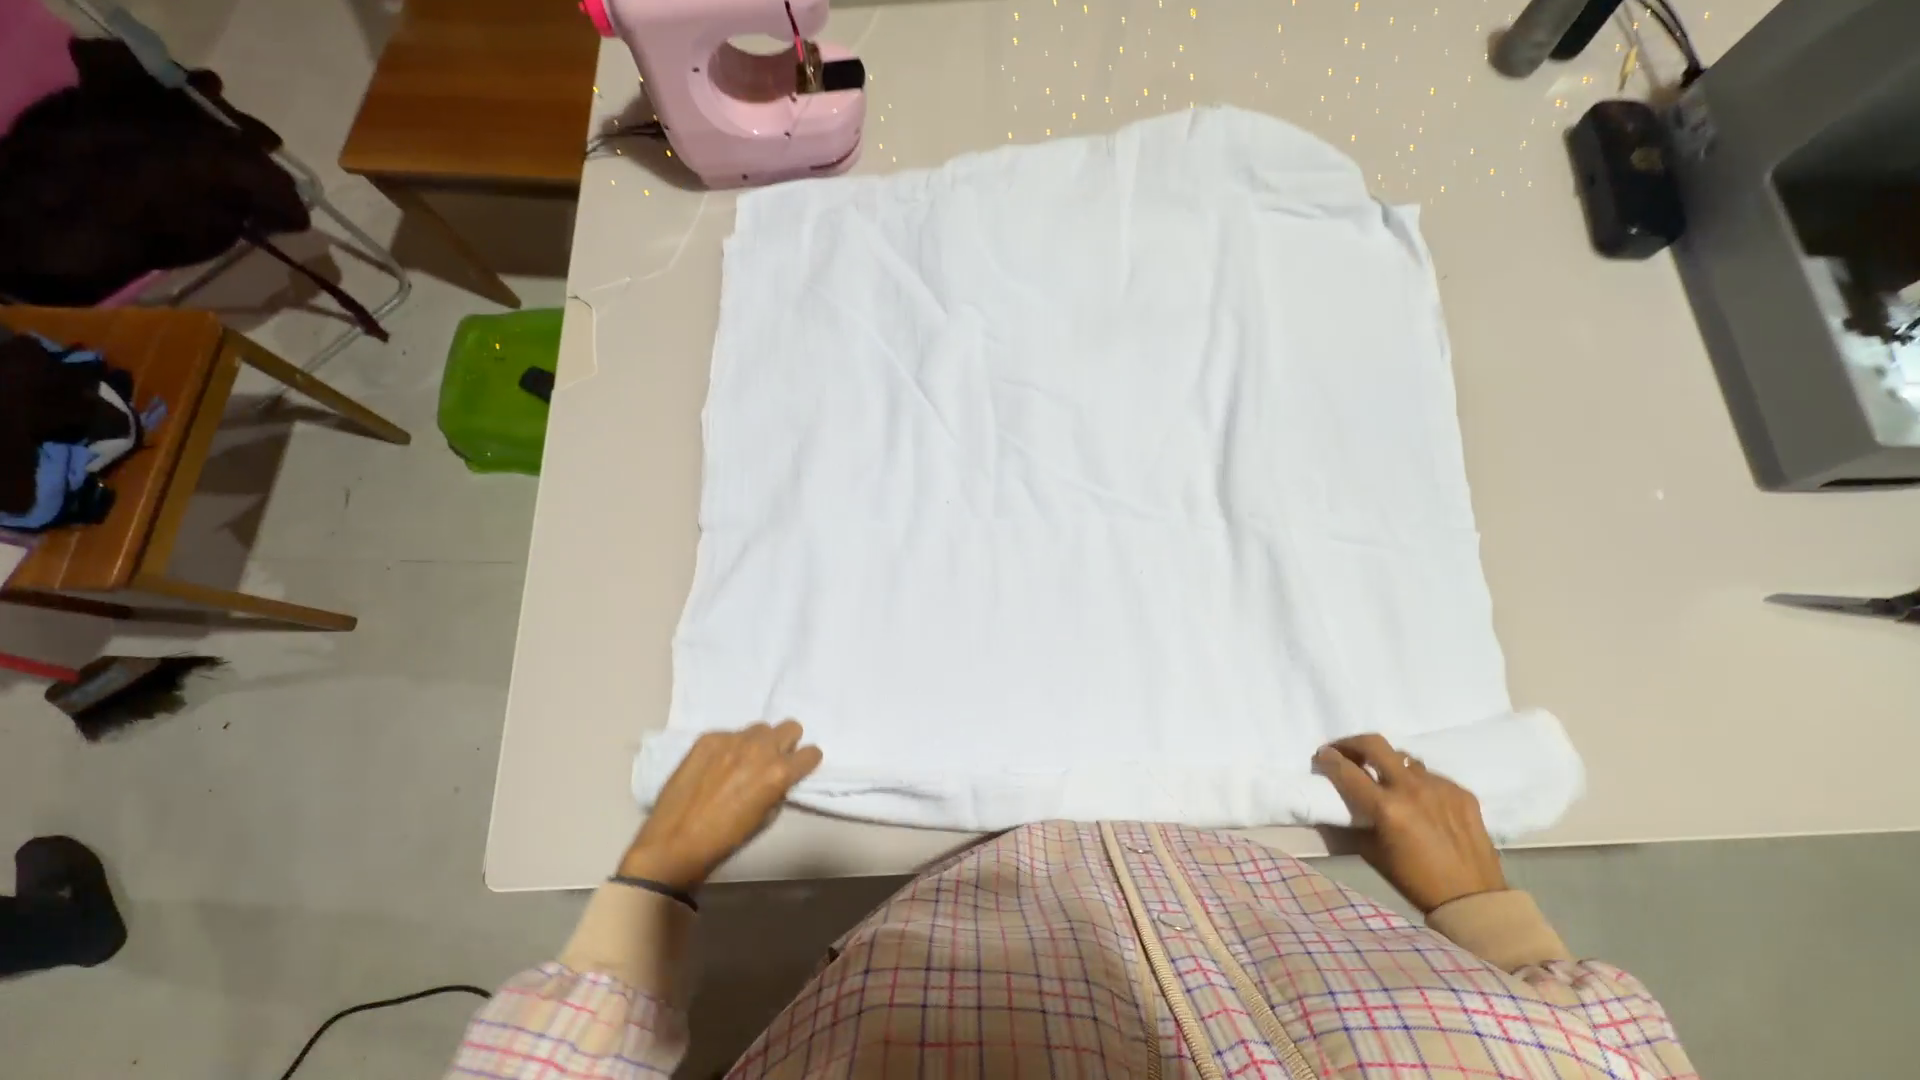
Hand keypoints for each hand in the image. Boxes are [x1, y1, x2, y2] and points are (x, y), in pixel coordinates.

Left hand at [619, 720, 822, 889]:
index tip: (797, 769)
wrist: (675, 841)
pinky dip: (729, 747)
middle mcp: (760, 749)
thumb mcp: (766, 817)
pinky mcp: (708, 738)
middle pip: (790, 727)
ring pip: (759, 728)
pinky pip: (730, 734)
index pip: (811, 752)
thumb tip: (778, 777)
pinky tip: (715, 767)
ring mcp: (732, 740)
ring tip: (741, 763)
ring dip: (758, 743)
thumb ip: (778, 789)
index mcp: (779, 773)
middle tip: (772, 761)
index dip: (805, 763)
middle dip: (786, 743)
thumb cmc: (725, 839)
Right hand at [1312, 734, 1506, 913]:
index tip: (1322, 755)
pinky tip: (1421, 800)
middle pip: (1375, 745)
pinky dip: (1418, 782)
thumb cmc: (1414, 881)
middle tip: (1345, 751)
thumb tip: (1339, 805)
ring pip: (1406, 758)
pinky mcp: (1462, 792)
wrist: (1472, 899)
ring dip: (1389, 763)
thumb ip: (1353, 823)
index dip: (1329, 759)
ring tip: (1386, 778)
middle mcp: (1412, 789)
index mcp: (1386, 808)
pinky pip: (1432, 776)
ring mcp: (1440, 787)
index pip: (1347, 770)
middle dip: (1353, 743)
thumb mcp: (1372, 853)